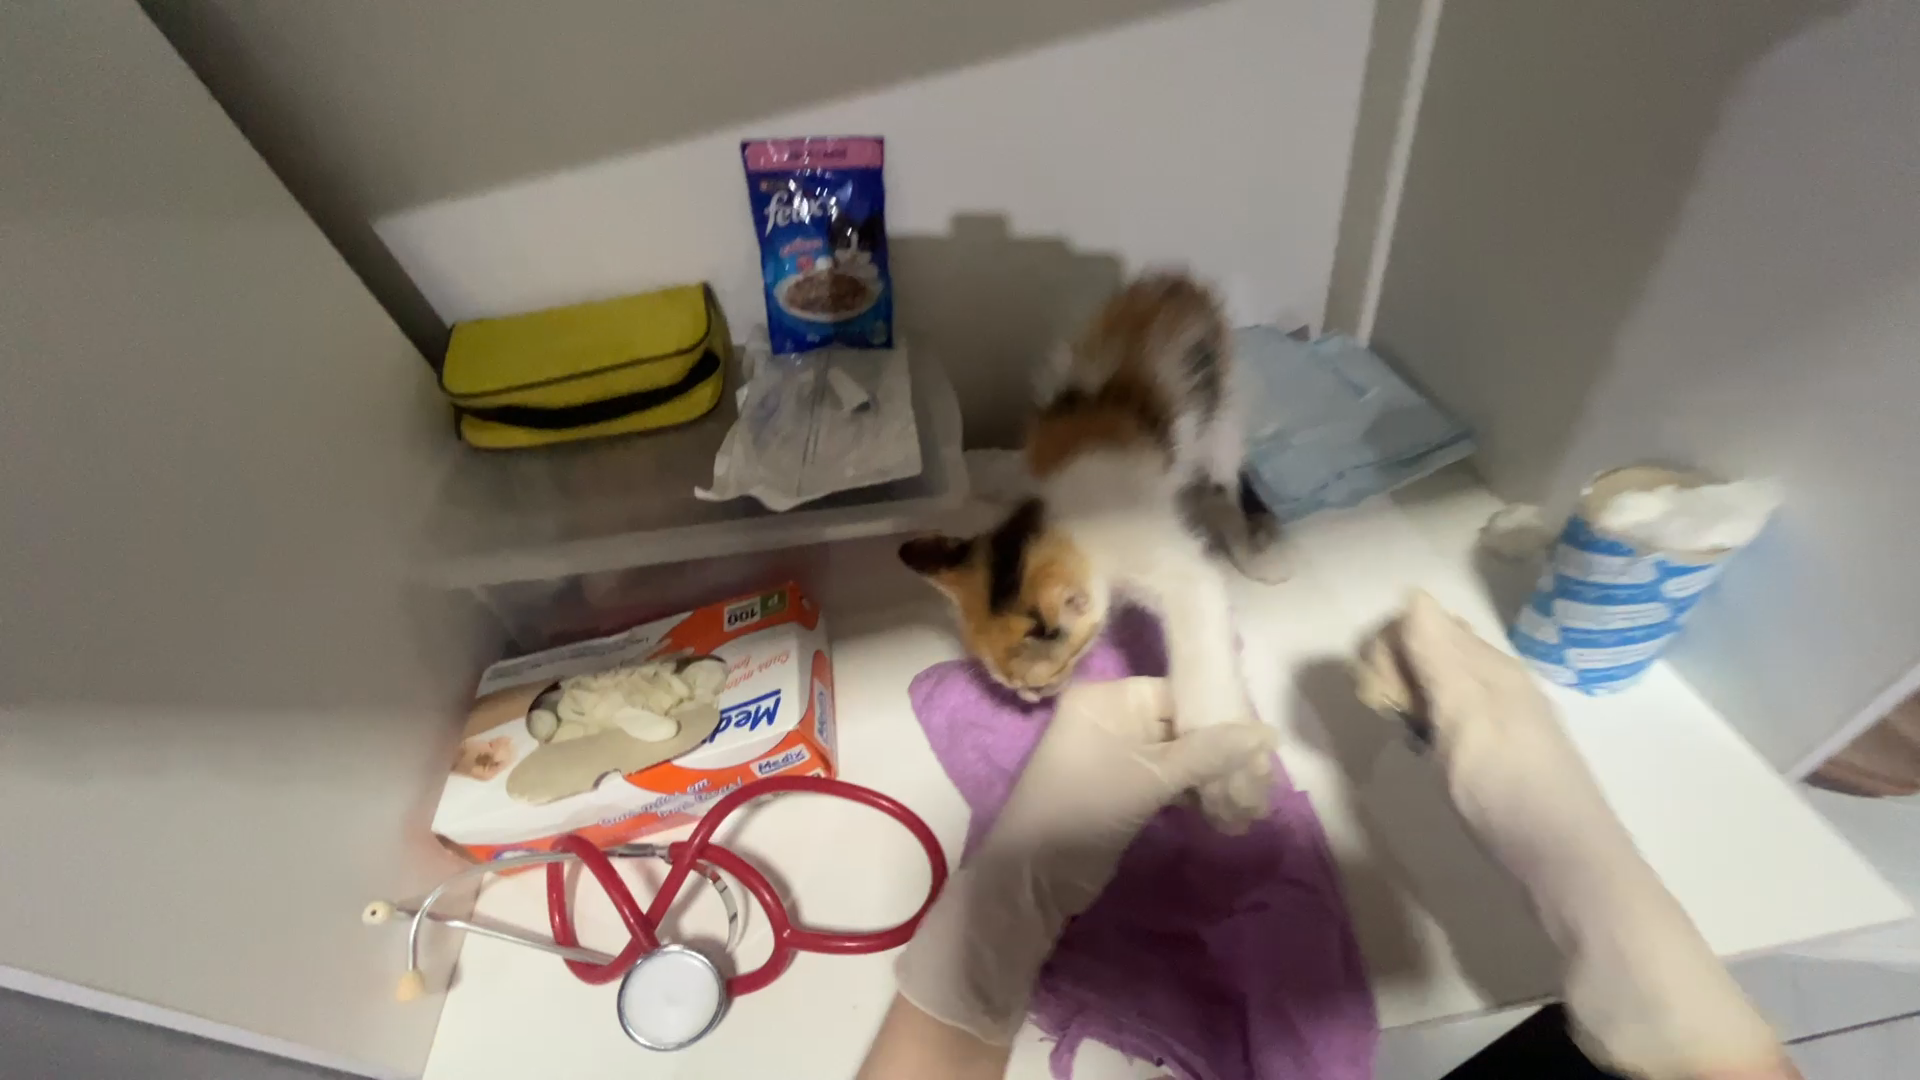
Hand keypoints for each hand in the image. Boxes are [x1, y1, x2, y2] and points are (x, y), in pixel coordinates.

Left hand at [895, 677, 1274, 1042]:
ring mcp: (1119, 754)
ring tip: (1250, 810)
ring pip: (1181, 756)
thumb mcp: (1148, 778)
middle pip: (1183, 725)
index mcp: (1107, 700)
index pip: (1177, 694)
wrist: (1035, 877)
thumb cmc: (1083, 809)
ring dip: (1215, 781)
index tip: (1262, 749)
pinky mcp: (1126, 787)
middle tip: (1261, 789)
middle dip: (1223, 756)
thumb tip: (1268, 733)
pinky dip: (1197, 796)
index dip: (1220, 717)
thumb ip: (1208, 753)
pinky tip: (1227, 818)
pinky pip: (1172, 780)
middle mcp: (1113, 718)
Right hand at [1356, 591, 1785, 1079]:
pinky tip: (1422, 743)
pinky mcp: (1496, 743)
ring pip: (1434, 678)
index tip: (1376, 689)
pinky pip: (1446, 707)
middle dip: (1391, 667)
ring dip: (1405, 692)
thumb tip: (1413, 596)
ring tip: (1401, 728)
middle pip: (1427, 646)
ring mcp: (1500, 713)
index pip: (1419, 623)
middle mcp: (1496, 679)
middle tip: (1387, 711)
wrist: (1568, 868)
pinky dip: (1423, 716)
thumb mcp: (1464, 718)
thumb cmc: (1507, 790)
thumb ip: (1436, 657)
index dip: (1386, 647)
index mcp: (1489, 667)